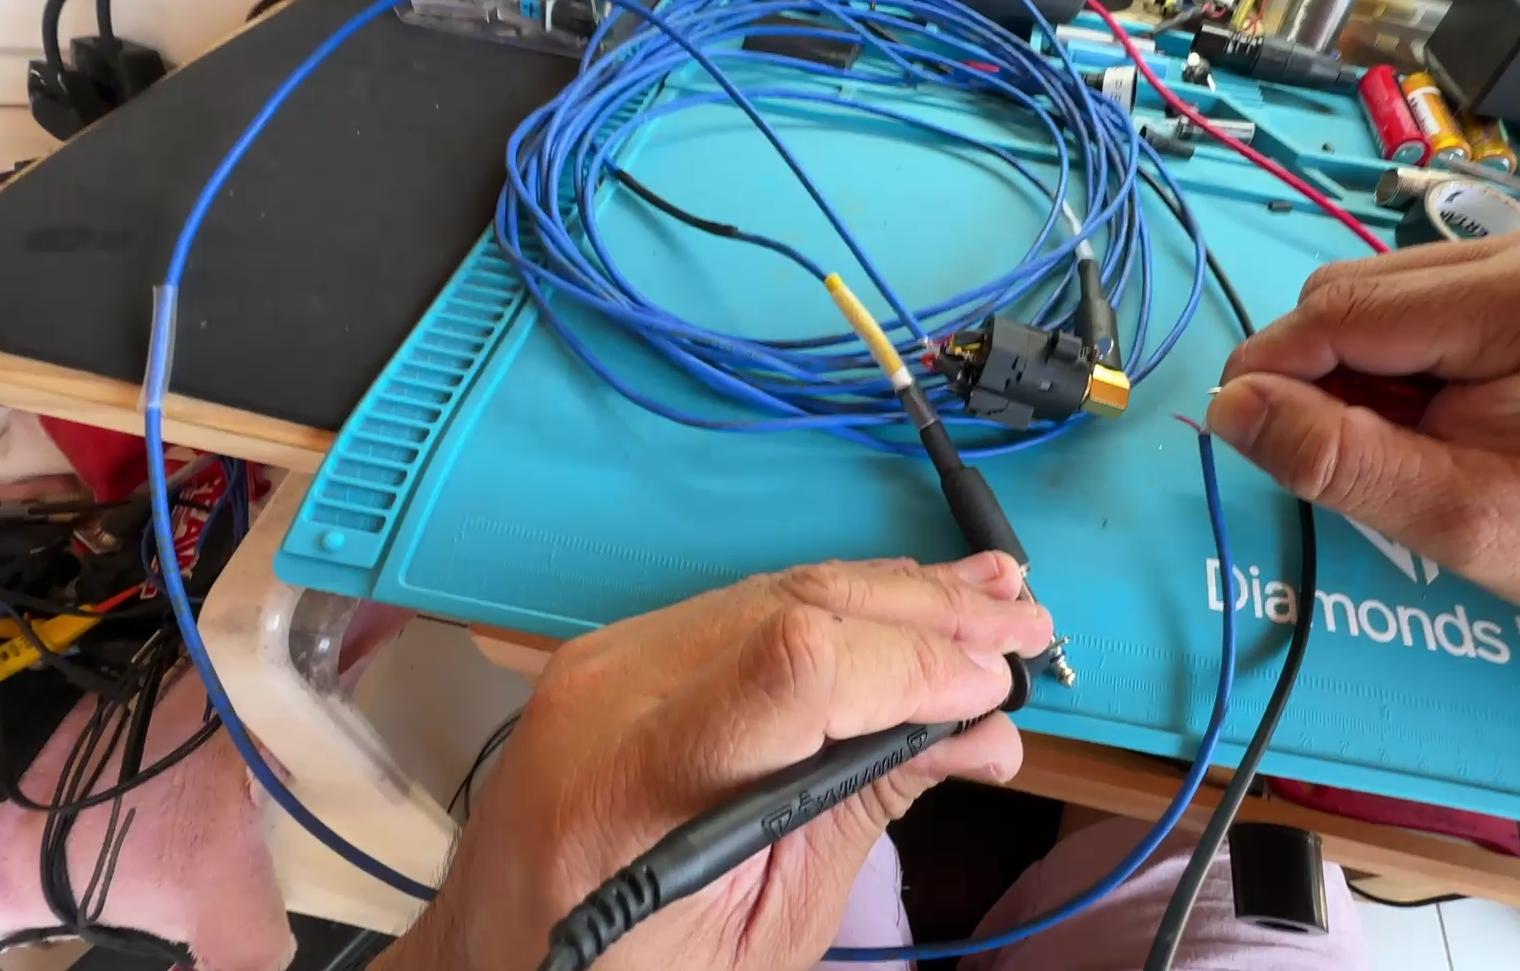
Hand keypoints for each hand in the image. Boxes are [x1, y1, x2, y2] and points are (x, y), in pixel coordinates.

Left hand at [377, 554, 1052, 970]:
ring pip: (793, 584)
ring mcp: (625, 643)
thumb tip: (988, 733)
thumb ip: (870, 804)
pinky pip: (766, 595)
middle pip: (803, 607)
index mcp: (636, 782)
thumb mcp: (766, 927)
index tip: (990, 687)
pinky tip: (913, 591)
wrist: (493, 950)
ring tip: (993, 593)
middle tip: (1025, 624)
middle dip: (931, 612)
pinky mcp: (642, 633)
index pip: (791, 668)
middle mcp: (622, 683)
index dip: (907, 663)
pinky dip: (853, 596)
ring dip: (905, 589)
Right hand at [1205, 222, 1519, 645]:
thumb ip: (1334, 460)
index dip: (1269, 371)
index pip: (1339, 311)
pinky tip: (1428, 414)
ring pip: (1371, 298)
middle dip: (1316, 375)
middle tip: (1347, 456)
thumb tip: (1226, 407)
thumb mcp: (1462, 521)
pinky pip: (1411, 307)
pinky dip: (1388, 364)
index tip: (1243, 437)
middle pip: (1349, 294)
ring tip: (1400, 440)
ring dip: (1349, 371)